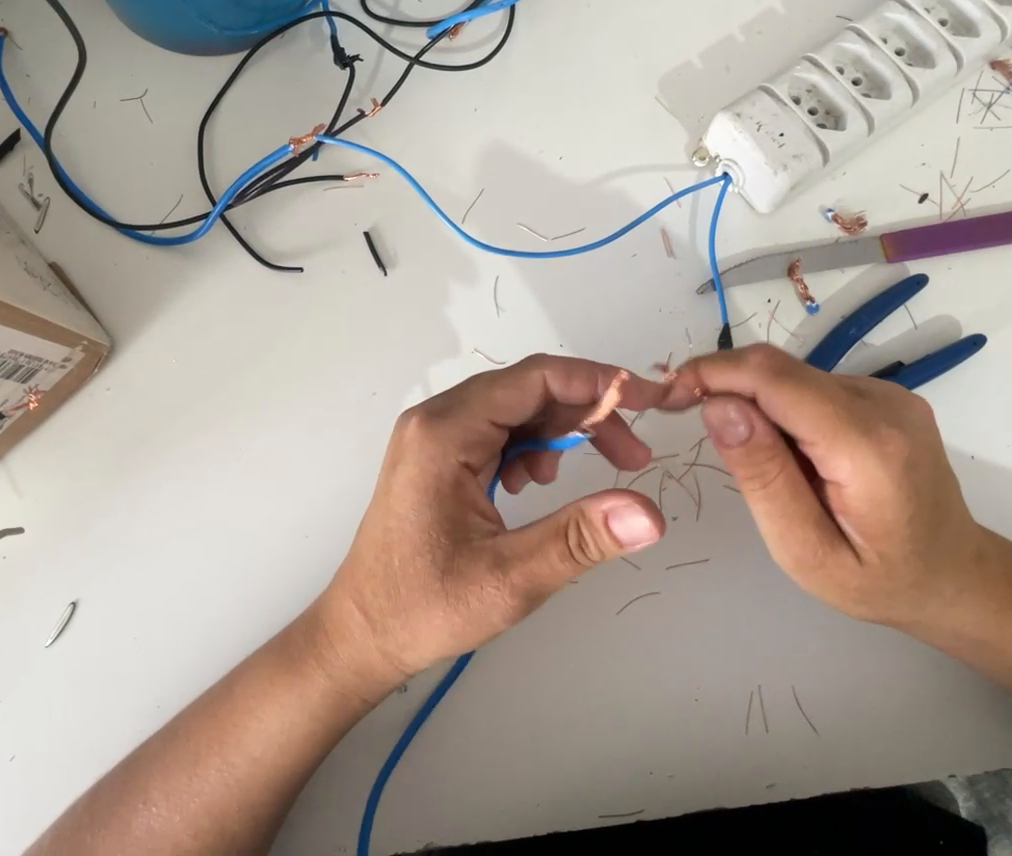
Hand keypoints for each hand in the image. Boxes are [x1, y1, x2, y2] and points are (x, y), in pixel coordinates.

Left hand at [313, 355, 676, 691]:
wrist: (361, 632)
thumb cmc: (423, 606)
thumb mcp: (509, 578)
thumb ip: (579, 538)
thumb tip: (650, 515)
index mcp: (444, 432)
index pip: (534, 379)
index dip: (598, 383)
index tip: (649, 401)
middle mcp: (436, 420)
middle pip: (528, 389)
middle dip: (587, 413)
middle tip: (635, 455)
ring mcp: (434, 436)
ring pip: (516, 409)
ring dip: (563, 432)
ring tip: (599, 469)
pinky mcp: (438, 456)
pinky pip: (498, 431)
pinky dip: (533, 448)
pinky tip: (540, 483)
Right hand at [673, 344, 999, 630]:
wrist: (957, 578)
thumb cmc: (879, 580)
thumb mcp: (806, 550)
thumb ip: (763, 477)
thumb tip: (717, 405)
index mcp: (867, 445)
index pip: (773, 378)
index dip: (711, 374)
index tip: (667, 398)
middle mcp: (882, 403)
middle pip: (778, 369)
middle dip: (721, 383)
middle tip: (680, 416)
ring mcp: (887, 394)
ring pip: (790, 375)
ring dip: (751, 401)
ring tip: (748, 458)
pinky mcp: (882, 396)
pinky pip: (809, 385)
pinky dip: (777, 407)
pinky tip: (783, 453)